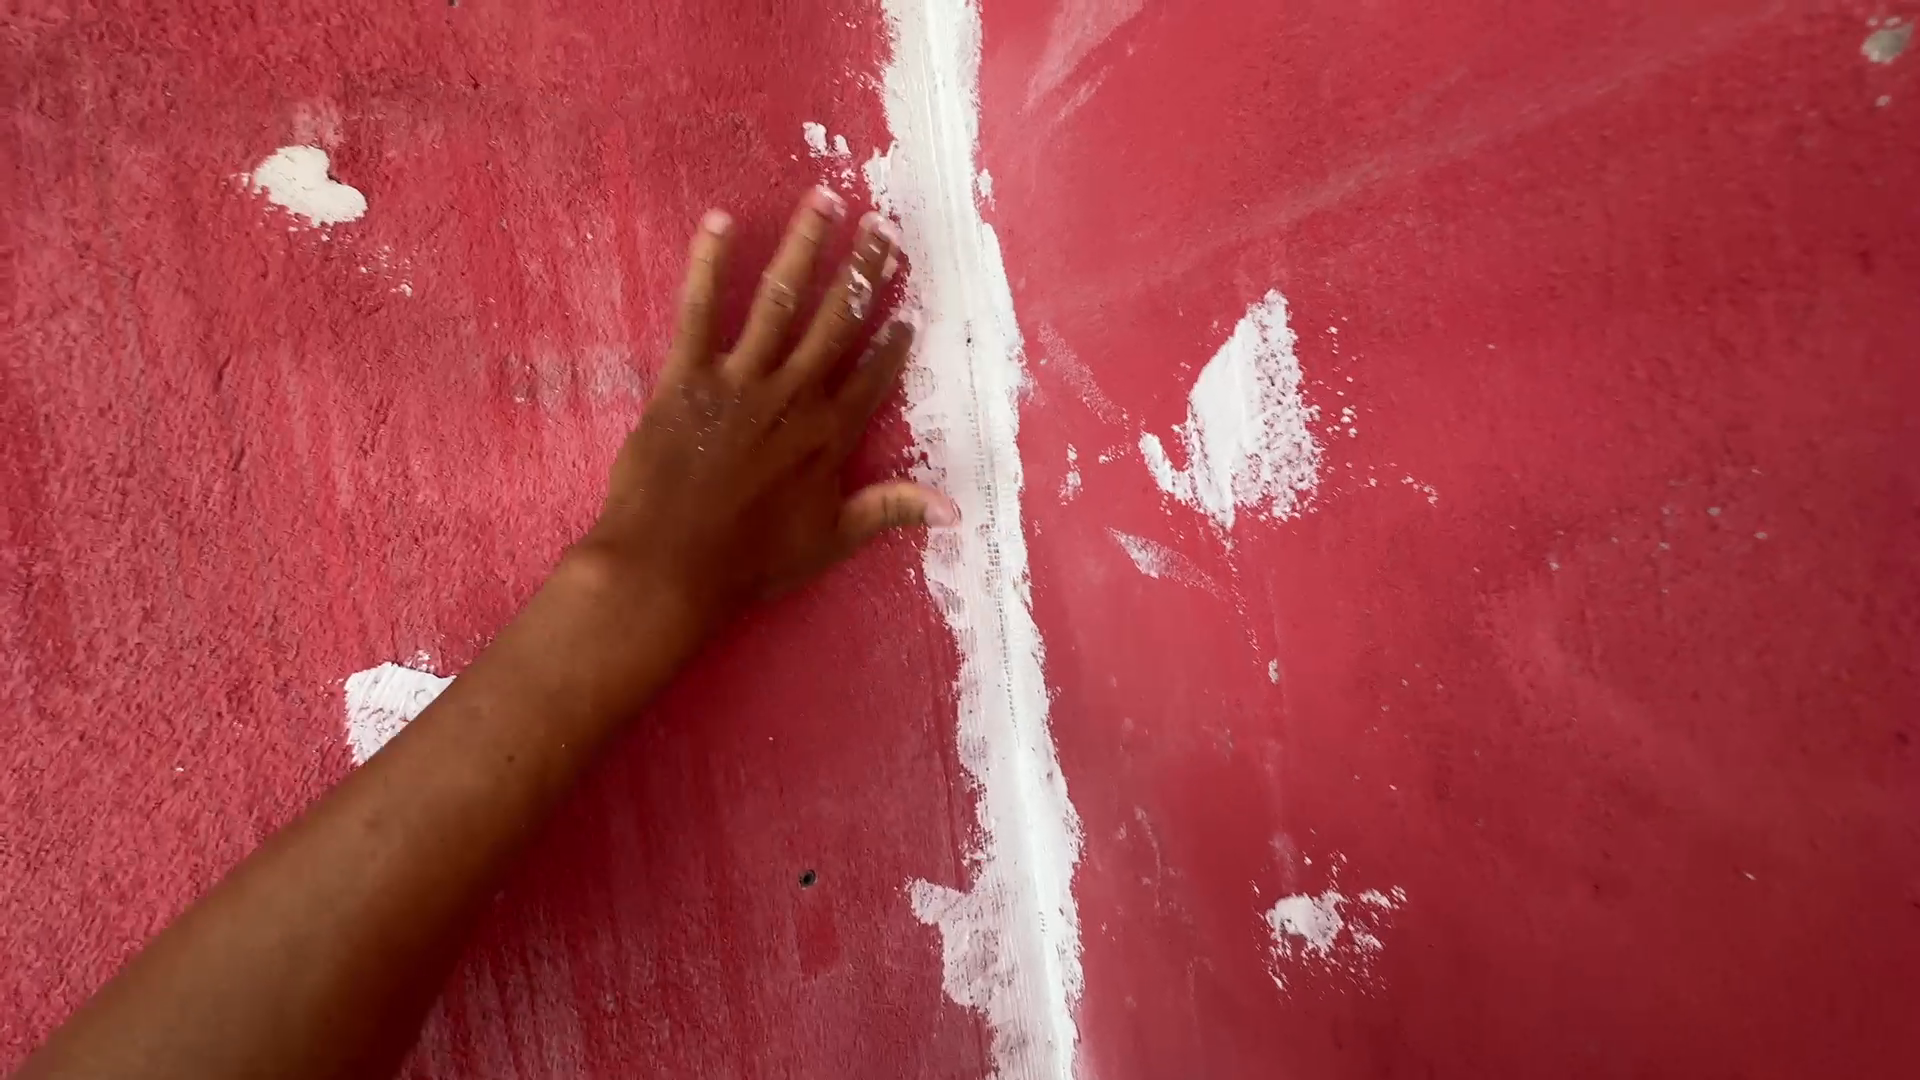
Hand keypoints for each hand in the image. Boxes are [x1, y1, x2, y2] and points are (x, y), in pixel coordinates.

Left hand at [574, 186, 955, 641]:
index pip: (872, 374)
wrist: (672, 567)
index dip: (892, 339)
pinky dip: (708, 265)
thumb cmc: (753, 560)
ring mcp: (740, 381)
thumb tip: (957, 509)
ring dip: (805, 249)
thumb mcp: (832, 540)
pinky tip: (721, 222)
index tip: (908, 305)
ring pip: (781, 302)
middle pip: (838, 322)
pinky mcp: (686, 377)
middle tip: (883, 225)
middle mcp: (794, 396)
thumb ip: (890, 510)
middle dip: (863, 272)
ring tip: (825, 200)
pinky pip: (698, 311)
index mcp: (830, 435)